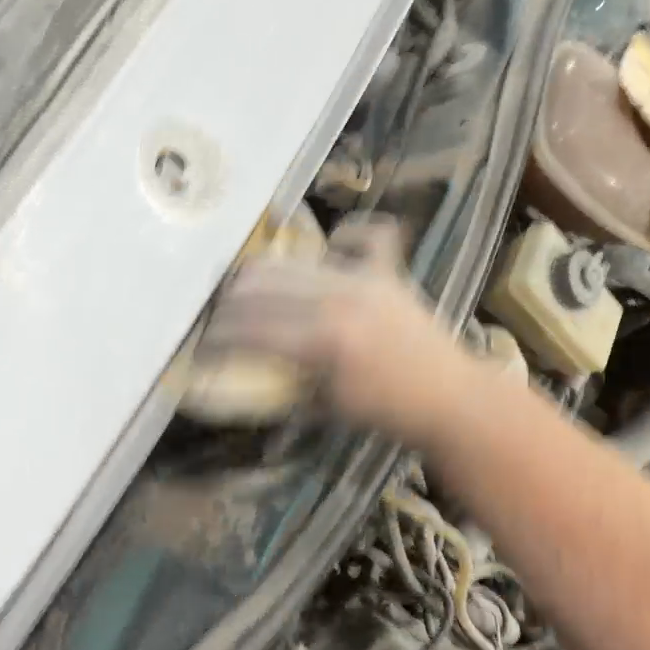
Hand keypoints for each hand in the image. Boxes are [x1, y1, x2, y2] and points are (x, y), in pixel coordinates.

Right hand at [200, 218, 478, 444]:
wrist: (452, 399)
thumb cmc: (384, 413)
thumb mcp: (320, 408)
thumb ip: (277, 383)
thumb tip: (235, 375)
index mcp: (320, 341)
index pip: (246, 329)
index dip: (214, 339)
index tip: (198, 350)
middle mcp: (337, 299)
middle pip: (258, 285)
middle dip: (226, 305)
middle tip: (217, 322)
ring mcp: (364, 278)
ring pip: (292, 260)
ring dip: (261, 275)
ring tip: (248, 293)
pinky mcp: (389, 270)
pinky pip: (363, 235)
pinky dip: (342, 237)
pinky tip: (326, 252)